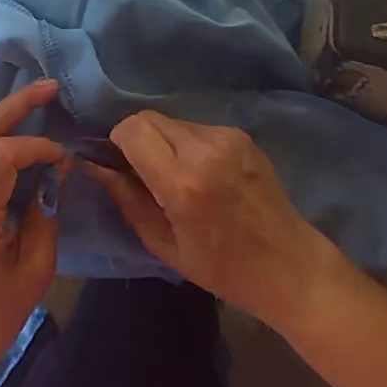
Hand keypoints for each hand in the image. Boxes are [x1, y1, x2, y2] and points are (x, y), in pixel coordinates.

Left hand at [0, 79, 70, 377]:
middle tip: (49, 87)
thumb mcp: (38, 266)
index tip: (62, 157)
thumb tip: (58, 163)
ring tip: (36, 94)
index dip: (36, 147)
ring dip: (3, 112)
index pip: (1, 157)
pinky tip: (17, 123)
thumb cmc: (1, 309)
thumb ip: (46, 209)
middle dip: (15, 105)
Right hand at [82, 110, 343, 325]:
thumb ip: (126, 199)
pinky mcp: (241, 135)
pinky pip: (197, 128)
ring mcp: (226, 138)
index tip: (120, 164)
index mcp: (182, 183)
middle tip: (143, 170)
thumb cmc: (223, 268)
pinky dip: (187, 144)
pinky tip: (203, 173)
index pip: (132, 130)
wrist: (290, 265)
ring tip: (177, 175)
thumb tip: (95, 167)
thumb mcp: (164, 244)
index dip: (117, 141)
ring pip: (172, 121)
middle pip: (148, 118)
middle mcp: (204, 150)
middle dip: (137, 138)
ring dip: (163, 141)